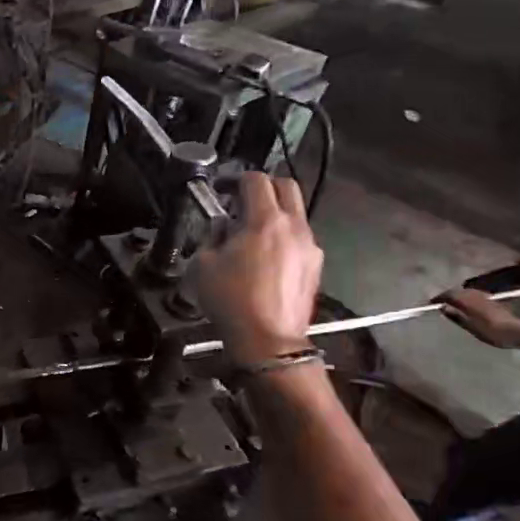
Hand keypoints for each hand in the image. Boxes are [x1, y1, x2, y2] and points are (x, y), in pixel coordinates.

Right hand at [194, 172, 323, 362]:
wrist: (268, 341)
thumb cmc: (231, 301)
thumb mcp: (203, 265)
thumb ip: (212, 236)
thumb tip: (222, 227)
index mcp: (265, 221)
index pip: (256, 180)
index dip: (236, 179)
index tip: (222, 189)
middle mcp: (294, 227)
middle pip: (286, 186)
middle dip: (264, 186)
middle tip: (243, 200)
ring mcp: (310, 247)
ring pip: (296, 213)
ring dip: (276, 213)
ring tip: (253, 233)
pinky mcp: (315, 267)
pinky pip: (300, 238)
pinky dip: (284, 236)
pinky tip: (266, 257)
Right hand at [437, 289, 519, 349]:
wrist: (519, 332)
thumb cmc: (493, 333)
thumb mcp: (471, 328)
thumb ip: (456, 316)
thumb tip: (442, 307)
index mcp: (469, 302)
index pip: (449, 295)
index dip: (439, 298)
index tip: (431, 303)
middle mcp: (476, 296)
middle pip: (457, 291)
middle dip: (447, 295)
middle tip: (439, 302)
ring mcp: (485, 297)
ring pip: (466, 291)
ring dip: (456, 294)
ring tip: (451, 301)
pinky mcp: (492, 300)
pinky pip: (474, 293)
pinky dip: (466, 295)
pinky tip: (467, 301)